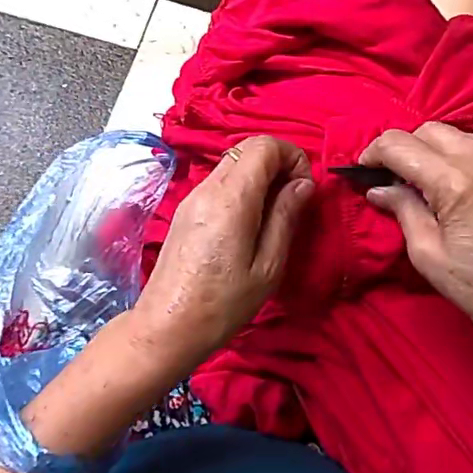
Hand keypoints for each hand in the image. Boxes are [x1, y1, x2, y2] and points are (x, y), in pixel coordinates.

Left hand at [134, 136, 314, 370]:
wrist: (167, 327)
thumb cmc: (223, 304)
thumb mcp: (268, 266)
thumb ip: (286, 217)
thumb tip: (302, 184)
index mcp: (231, 199)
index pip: (264, 145)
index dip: (292, 156)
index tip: (304, 189)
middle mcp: (207, 188)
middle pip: (247, 148)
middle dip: (278, 163)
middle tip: (293, 200)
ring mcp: (192, 197)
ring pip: (233, 163)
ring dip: (260, 176)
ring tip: (274, 215)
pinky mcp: (185, 211)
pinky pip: (220, 182)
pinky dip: (242, 188)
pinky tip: (250, 223)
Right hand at [361, 123, 472, 366]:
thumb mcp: (428, 254)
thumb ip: (402, 210)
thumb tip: (379, 189)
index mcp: (455, 182)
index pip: (400, 145)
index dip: (374, 153)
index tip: (366, 169)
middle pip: (430, 131)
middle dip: (406, 149)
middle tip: (398, 178)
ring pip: (464, 133)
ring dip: (442, 149)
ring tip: (438, 180)